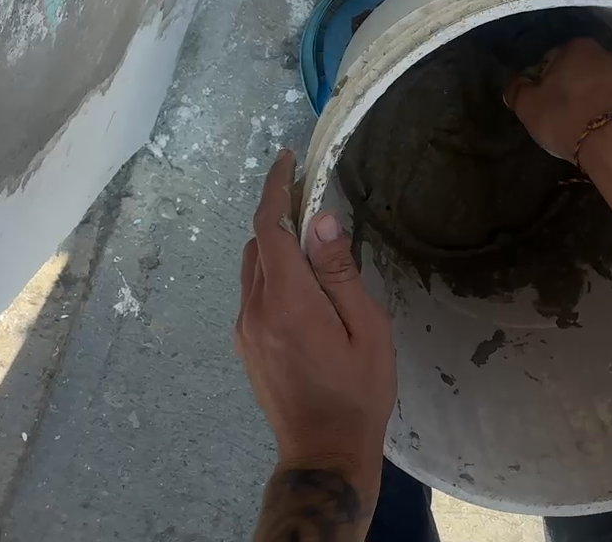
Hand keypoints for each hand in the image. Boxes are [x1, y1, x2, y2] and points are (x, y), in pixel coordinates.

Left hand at [236, 150, 395, 498]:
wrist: (323, 455)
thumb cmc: (357, 392)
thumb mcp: (366, 329)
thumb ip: (339, 272)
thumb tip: (320, 219)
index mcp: (286, 300)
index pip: (269, 226)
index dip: (276, 187)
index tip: (287, 158)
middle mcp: (254, 308)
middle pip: (258, 241)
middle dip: (280, 211)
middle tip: (311, 193)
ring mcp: (245, 328)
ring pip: (252, 264)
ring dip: (275, 241)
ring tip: (310, 235)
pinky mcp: (245, 342)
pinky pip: (253, 289)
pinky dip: (272, 268)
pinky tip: (302, 280)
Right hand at [503, 37, 611, 160]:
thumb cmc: (567, 118)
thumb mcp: (527, 106)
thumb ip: (516, 89)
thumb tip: (515, 82)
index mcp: (576, 47)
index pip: (549, 59)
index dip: (540, 82)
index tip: (540, 103)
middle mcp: (605, 53)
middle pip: (577, 70)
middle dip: (568, 88)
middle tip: (559, 116)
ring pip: (600, 85)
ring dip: (591, 99)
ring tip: (583, 127)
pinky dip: (609, 112)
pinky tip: (603, 132)